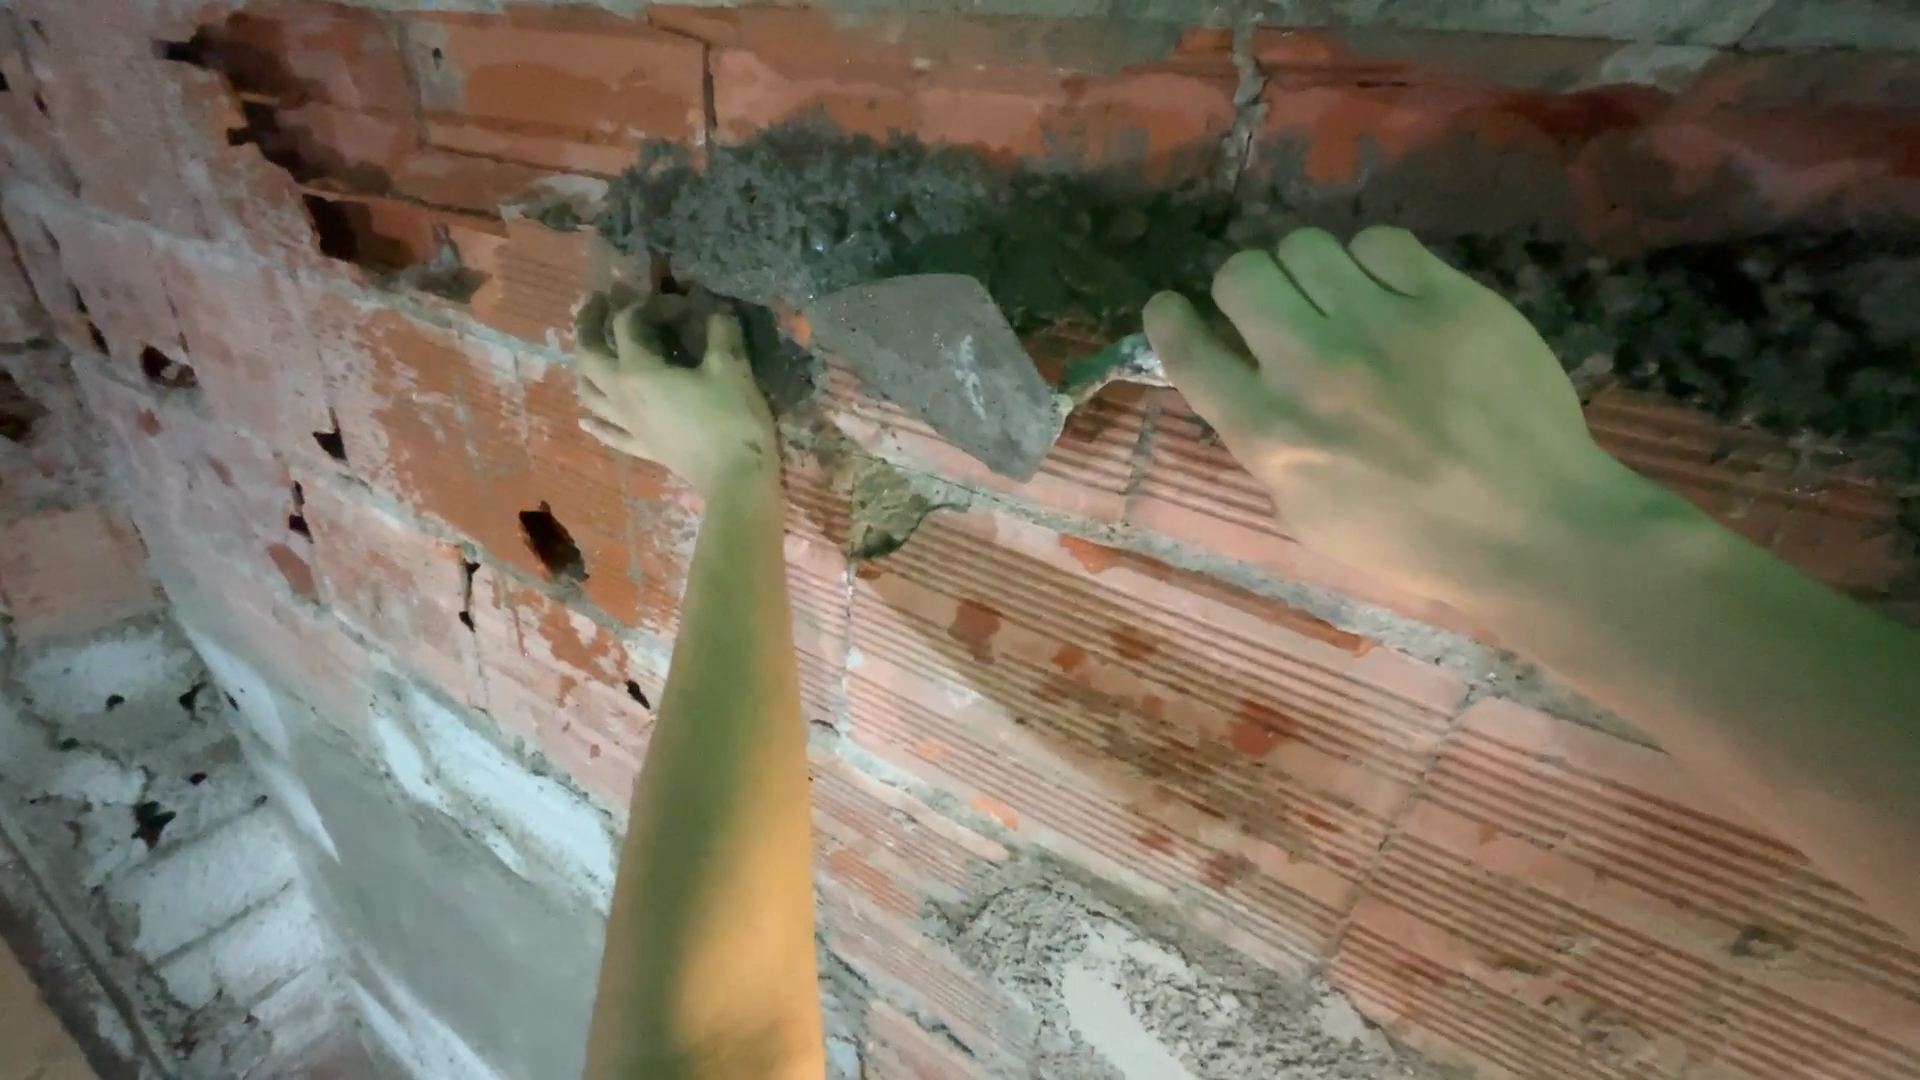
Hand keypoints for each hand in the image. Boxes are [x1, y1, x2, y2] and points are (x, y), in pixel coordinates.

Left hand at [576, 295, 778, 498]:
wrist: (736, 479)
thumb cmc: (733, 421)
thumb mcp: (732, 369)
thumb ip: (722, 333)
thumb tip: (715, 309)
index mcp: (639, 371)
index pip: (628, 324)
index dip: (648, 305)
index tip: (676, 302)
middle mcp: (621, 395)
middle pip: (589, 354)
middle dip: (589, 325)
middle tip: (597, 304)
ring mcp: (628, 425)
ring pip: (589, 392)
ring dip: (585, 367)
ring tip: (592, 353)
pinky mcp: (643, 447)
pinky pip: (608, 432)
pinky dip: (594, 420)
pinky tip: (587, 416)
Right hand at [1145, 226, 1631, 608]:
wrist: (1525, 527)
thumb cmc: (1399, 535)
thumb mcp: (1298, 508)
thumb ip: (1260, 440)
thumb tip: (1240, 379)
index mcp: (1268, 434)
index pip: (1189, 354)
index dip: (1168, 321)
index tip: (1168, 308)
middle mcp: (1310, 370)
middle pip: (1241, 276)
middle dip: (1241, 286)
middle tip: (1267, 306)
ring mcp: (1380, 328)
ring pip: (1304, 247)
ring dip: (1302, 271)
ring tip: (1330, 298)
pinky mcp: (1448, 300)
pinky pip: (1379, 243)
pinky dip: (1370, 263)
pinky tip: (1386, 294)